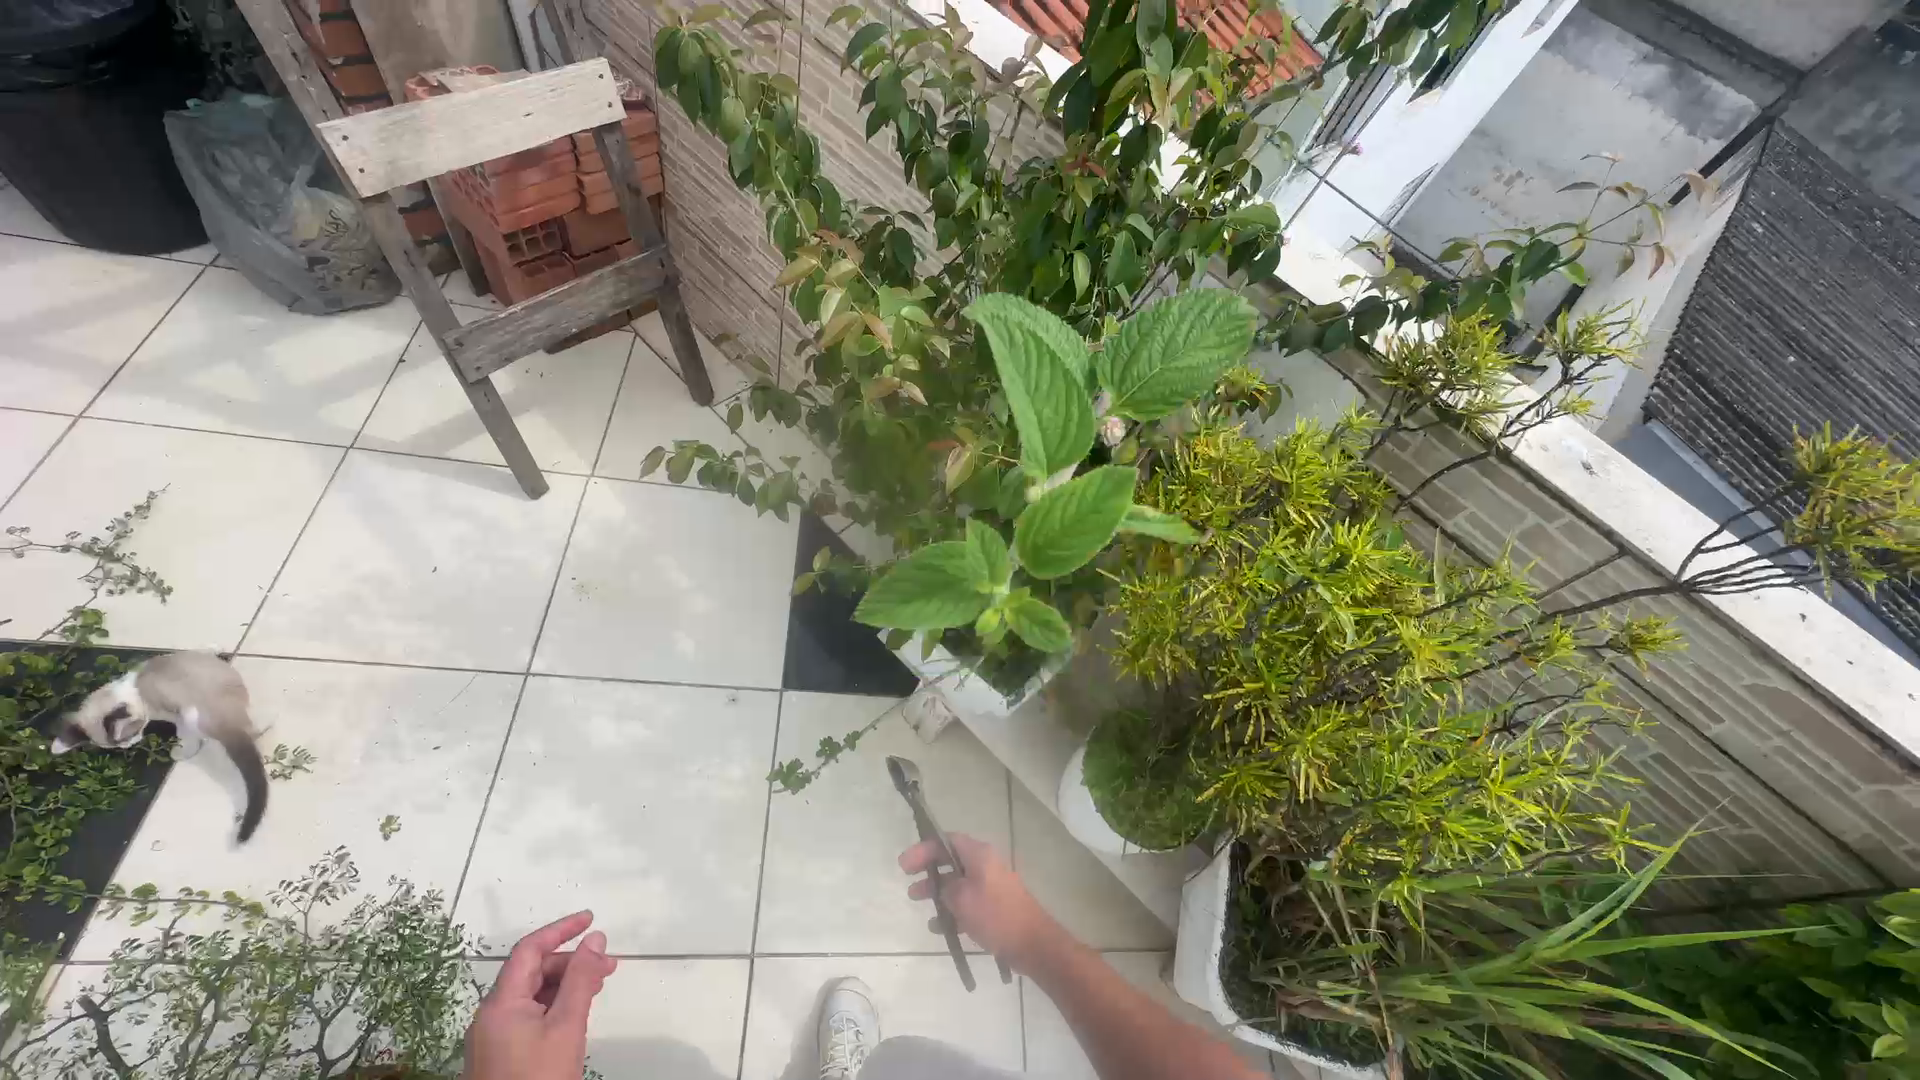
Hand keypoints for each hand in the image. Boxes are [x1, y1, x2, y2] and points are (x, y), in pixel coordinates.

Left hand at [465, 911, 617, 1079]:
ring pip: (533, 993)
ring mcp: (494, 1036)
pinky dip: (555, 1004)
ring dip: (566, 983)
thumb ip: (581, 978)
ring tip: (599, 985)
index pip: (529, 950)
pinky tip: (577, 1011)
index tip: (592, 920)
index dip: (561, 929)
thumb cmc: (540, 1078)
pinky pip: (529, 1014)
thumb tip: (595, 937)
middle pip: (532, 971)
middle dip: (571, 961)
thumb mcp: (567, 1025)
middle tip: (607, 965)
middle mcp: (491, 1015)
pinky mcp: (500, 1054)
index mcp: (500, 1003)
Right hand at [900, 833, 1062, 971]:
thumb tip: (941, 886)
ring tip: (917, 901)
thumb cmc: (995, 915)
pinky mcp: (994, 906)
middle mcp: (985, 865)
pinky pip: (967, 902)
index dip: (924, 849)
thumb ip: (945, 887)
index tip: (904, 865)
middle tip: (908, 881)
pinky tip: (938, 927)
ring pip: (957, 882)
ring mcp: (990, 886)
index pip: (946, 841)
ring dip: (937, 891)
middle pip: (951, 860)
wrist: (1032, 943)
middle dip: (928, 869)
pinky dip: (951, 910)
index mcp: (979, 855)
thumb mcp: (962, 898)